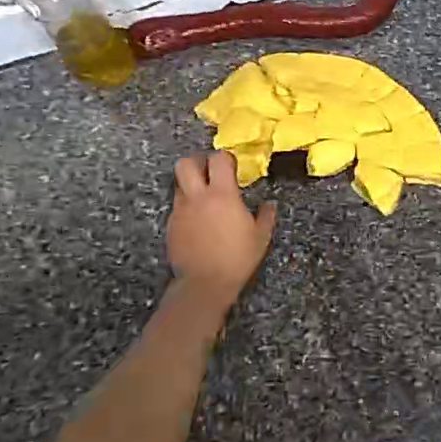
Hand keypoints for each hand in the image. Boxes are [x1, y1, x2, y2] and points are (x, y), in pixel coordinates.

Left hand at [167, 152, 276, 308]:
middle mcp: (197, 197)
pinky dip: (187, 205)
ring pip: (179, 183)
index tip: (233, 166)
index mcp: (222, 195)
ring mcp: (181, 210)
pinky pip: (177, 205)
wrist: (204, 283)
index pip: (218, 160)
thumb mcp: (260, 237)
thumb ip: (265, 216)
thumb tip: (269, 204)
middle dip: (198, 161)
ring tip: (205, 195)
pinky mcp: (171, 225)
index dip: (226, 158)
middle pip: (186, 163)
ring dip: (190, 183)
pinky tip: (199, 220)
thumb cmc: (237, 259)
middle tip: (210, 170)